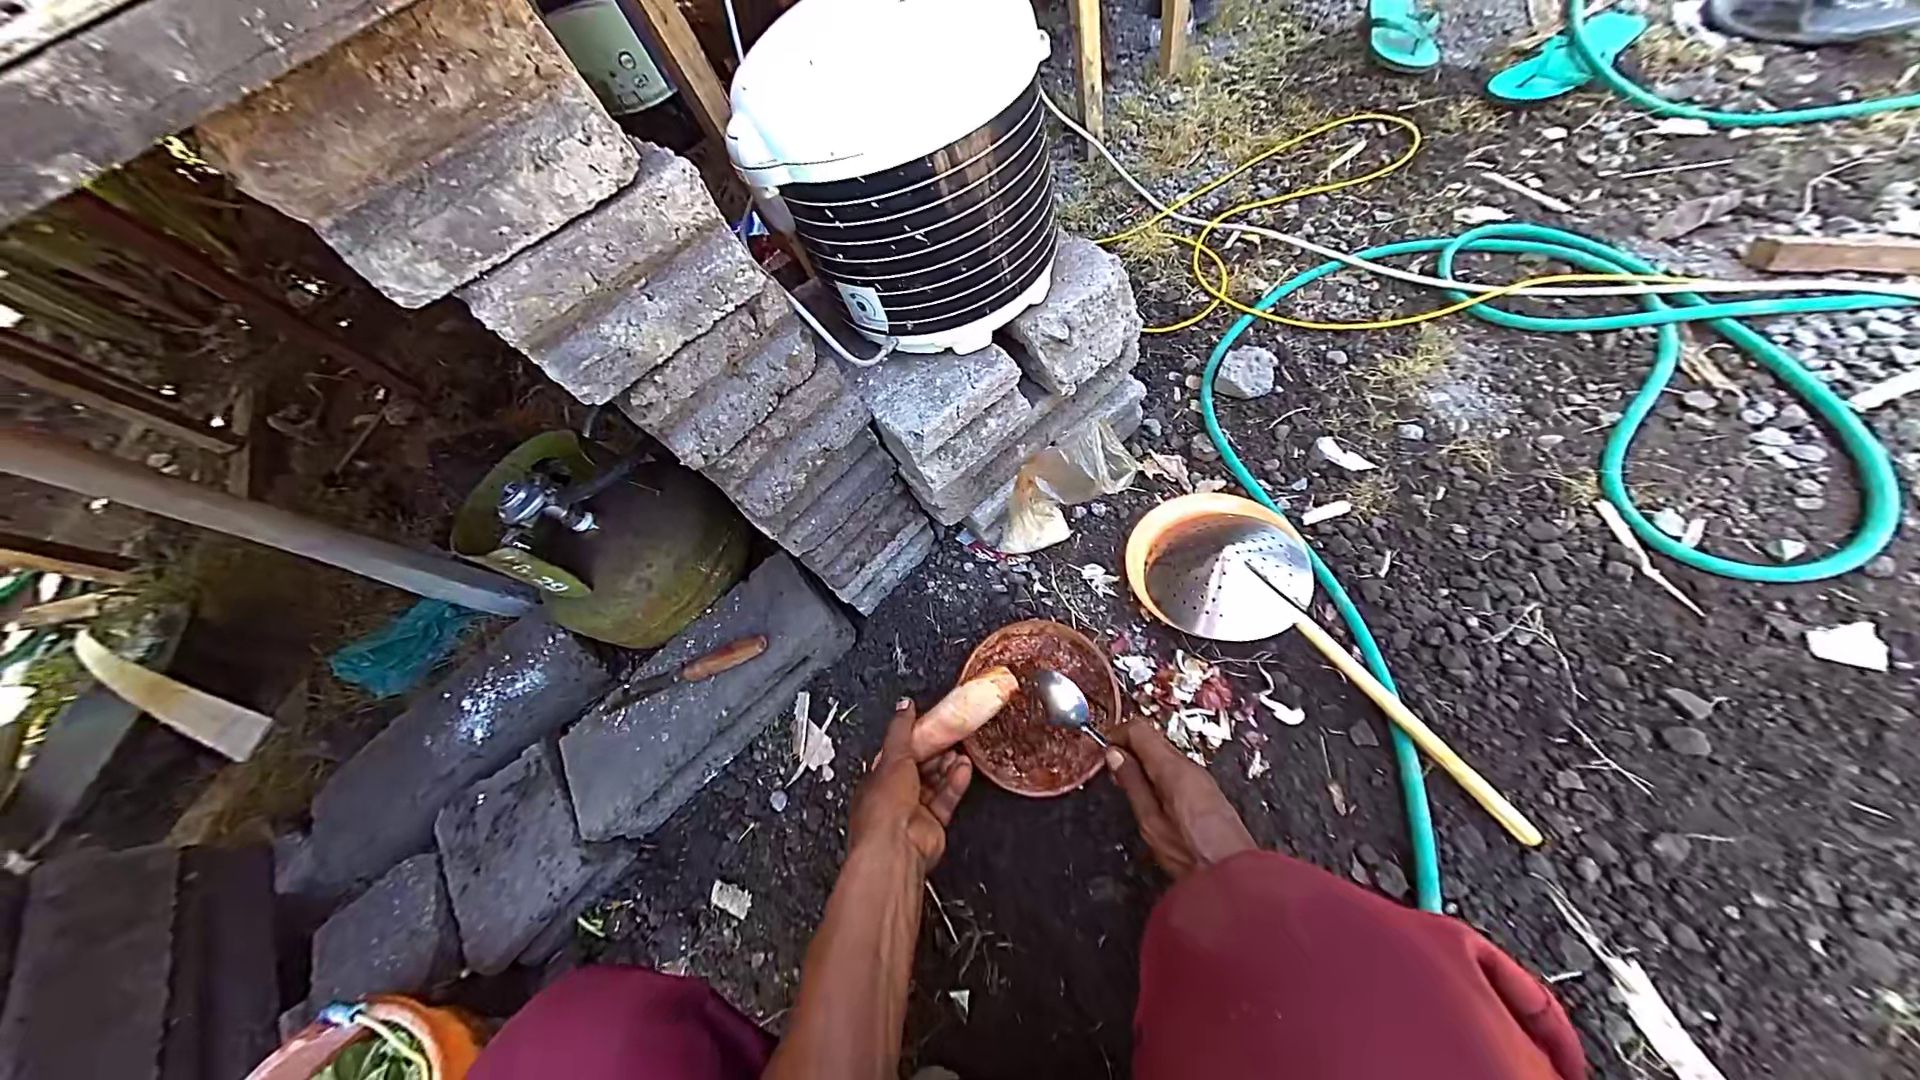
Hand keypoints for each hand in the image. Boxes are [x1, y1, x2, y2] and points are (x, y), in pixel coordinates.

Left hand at [848, 698, 973, 874]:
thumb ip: (901, 729)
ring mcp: (913, 811)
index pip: (899, 751)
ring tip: (961, 752)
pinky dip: (956, 783)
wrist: (896, 846)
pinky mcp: (932, 824)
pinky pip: (946, 798)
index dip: (916, 738)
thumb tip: (904, 705)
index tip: (933, 726)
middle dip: (937, 752)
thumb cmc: (882, 808)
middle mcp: (894, 795)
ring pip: (935, 782)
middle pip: (920, 766)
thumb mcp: (893, 756)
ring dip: (949, 766)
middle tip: (952, 737)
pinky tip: (964, 770)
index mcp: (878, 778)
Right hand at [1106, 719, 1255, 878]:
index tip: (1106, 753)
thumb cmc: (1190, 853)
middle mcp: (1189, 765)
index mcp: (1172, 767)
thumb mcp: (1150, 820)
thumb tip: (1115, 754)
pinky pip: (1176, 768)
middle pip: (1153, 738)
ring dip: (1143, 763)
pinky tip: (1153, 798)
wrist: (1235, 877)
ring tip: (1131, 789)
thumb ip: (1132, 782)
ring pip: (1164, 753)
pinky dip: (1158, 773)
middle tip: (1115, 774)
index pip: (1139, 729)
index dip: (1118, 736)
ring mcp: (1201, 776)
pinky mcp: (1207, 789)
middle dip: (1129, 749)